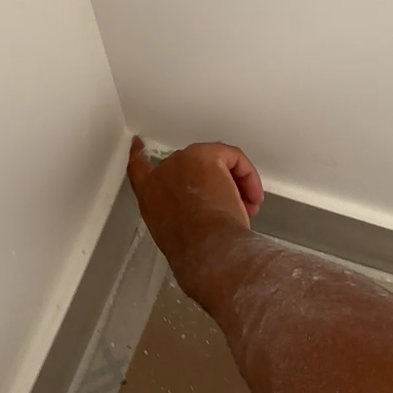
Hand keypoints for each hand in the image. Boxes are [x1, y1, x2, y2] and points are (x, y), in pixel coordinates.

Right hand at [125, 137, 263, 288]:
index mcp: (149, 195)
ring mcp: (183, 161)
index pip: (139, 168)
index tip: (139, 144)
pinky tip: (254, 197)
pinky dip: (247, 175)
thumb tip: (203, 220)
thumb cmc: (194, 249)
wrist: (204, 247)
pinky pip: (232, 157)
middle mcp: (163, 173)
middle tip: (234, 208)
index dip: (139, 154)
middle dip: (213, 185)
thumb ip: (181, 219)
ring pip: (215, 163)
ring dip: (234, 184)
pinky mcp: (207, 155)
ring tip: (248, 208)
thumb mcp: (177, 236)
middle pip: (191, 168)